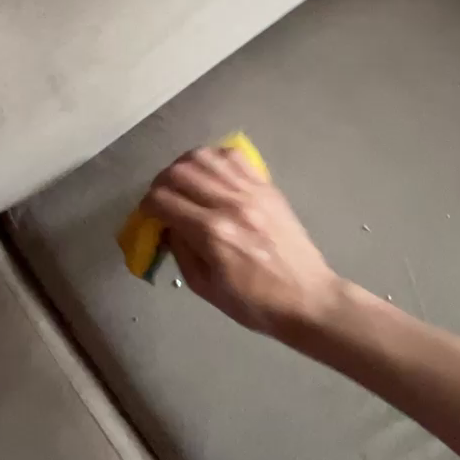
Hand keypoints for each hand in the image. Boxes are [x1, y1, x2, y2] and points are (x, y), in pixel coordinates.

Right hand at [141, 142, 343, 336]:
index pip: (162, 200)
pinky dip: (214, 158)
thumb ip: (180, 250)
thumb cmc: (255, 303)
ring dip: (184, 166)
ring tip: (184, 182)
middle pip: (178, 172)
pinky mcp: (267, 187)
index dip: (148, 205)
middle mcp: (229, 205)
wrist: (310, 300)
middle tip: (163, 198)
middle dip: (161, 183)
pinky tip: (211, 174)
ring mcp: (250, 192)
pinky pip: (232, 156)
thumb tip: (166, 224)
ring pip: (202, 156)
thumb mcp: (205, 287)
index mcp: (212, 233)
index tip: (150, 215)